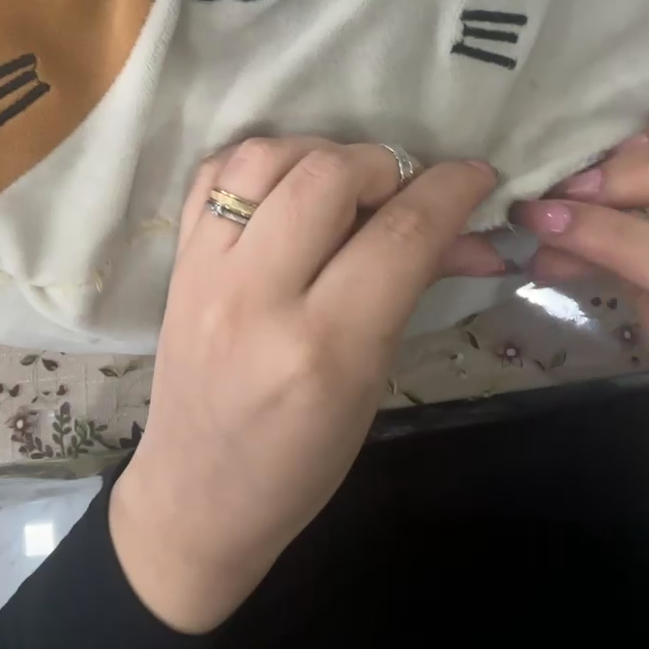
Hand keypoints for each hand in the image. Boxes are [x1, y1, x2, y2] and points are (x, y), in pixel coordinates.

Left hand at [110, 138, 497, 631]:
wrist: (197, 496)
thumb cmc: (301, 462)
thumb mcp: (372, 383)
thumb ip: (415, 291)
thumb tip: (472, 233)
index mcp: (322, 350)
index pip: (400, 236)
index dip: (449, 190)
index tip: (473, 175)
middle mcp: (255, 298)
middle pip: (328, 176)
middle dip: (383, 164)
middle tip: (399, 191)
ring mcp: (204, 274)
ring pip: (264, 157)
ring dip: (318, 152)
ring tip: (341, 183)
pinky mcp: (175, 262)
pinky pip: (212, 173)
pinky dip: (259, 162)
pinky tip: (285, 186)